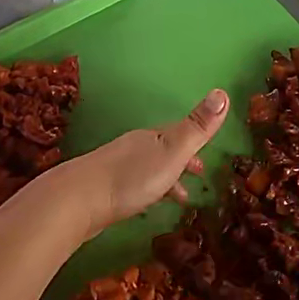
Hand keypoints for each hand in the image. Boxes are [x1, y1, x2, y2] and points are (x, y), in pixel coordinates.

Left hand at [41, 89, 228, 236]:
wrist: (75, 201)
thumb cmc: (132, 177)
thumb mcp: (174, 150)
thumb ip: (198, 126)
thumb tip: (223, 92)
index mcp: (154, 137)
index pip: (180, 133)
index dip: (196, 142)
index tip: (209, 157)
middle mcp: (135, 148)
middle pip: (164, 150)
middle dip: (182, 161)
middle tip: (199, 175)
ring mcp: (116, 168)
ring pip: (149, 169)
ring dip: (166, 179)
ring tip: (179, 198)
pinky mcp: (102, 191)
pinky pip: (134, 187)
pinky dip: (147, 193)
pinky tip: (145, 208)